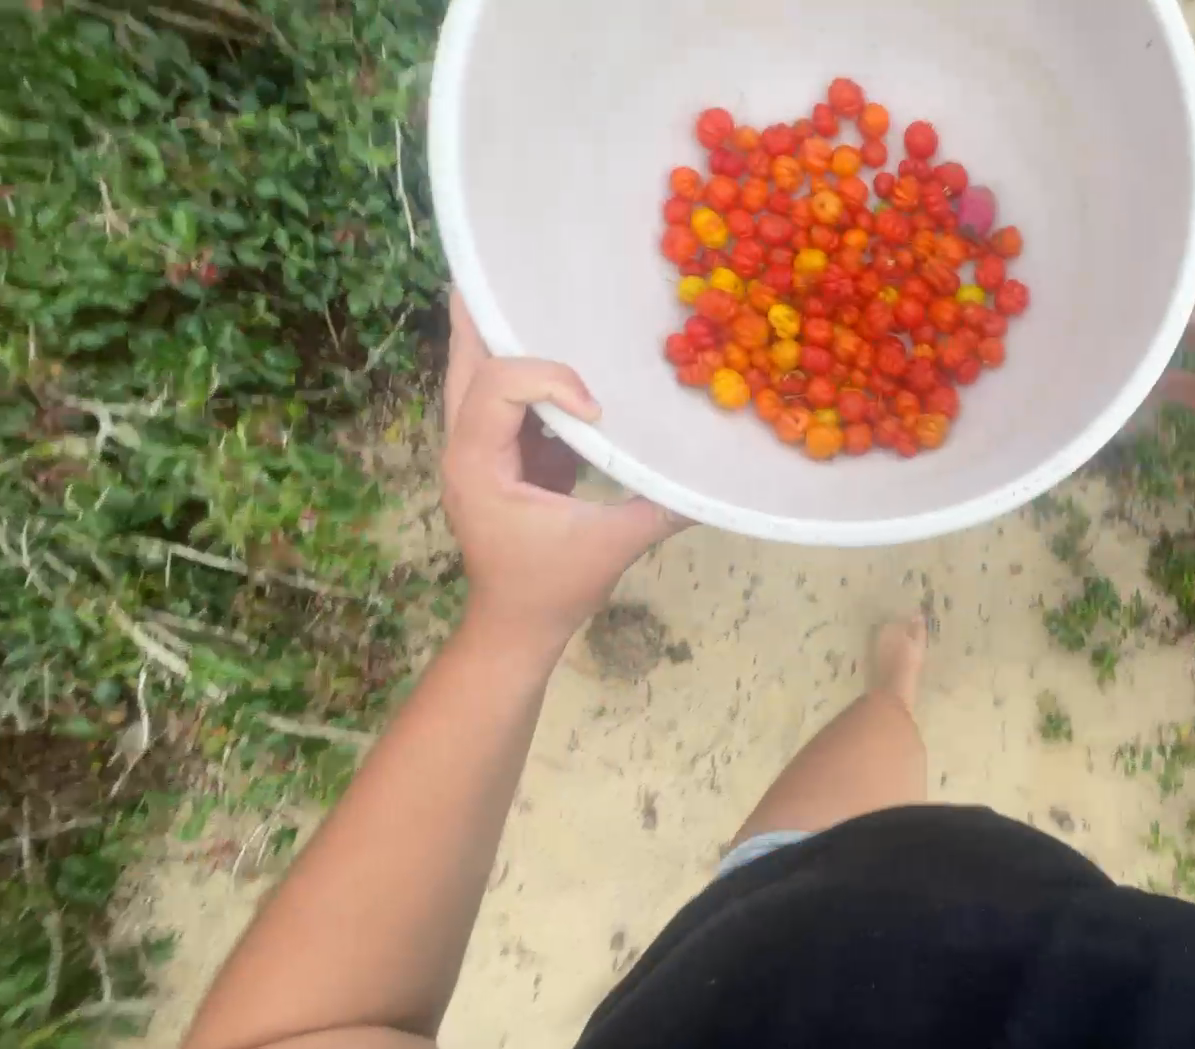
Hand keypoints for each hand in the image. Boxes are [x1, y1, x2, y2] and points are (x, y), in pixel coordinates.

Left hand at [441, 293, 685, 647]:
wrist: (517, 623)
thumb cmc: (554, 588)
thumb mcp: (613, 547)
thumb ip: (662, 511)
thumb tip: (719, 485)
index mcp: (479, 462)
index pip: (497, 388)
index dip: (549, 380)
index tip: (601, 411)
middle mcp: (466, 444)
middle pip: (464, 361)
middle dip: (486, 314)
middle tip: (511, 267)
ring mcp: (480, 448)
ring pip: (476, 375)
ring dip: (504, 337)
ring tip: (534, 295)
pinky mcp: (503, 456)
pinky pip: (507, 400)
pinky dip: (532, 374)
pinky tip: (567, 360)